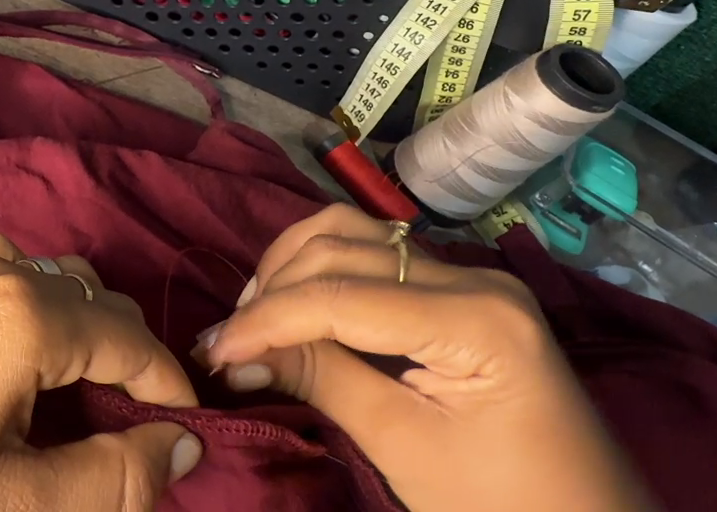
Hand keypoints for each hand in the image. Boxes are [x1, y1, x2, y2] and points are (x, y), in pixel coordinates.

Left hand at [0, 234, 204, 511]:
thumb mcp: (18, 509)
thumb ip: (115, 477)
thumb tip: (188, 446)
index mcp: (26, 310)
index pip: (134, 339)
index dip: (174, 392)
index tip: (198, 444)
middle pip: (98, 301)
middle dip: (131, 361)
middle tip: (141, 438)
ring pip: (54, 287)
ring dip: (86, 337)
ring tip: (88, 413)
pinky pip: (9, 291)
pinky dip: (41, 328)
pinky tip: (26, 386)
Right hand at [195, 205, 655, 511]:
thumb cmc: (503, 507)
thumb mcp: (403, 449)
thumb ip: (318, 379)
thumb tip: (232, 350)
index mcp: (477, 319)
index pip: (340, 297)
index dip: (267, 319)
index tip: (213, 349)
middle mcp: (473, 275)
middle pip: (340, 250)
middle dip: (272, 291)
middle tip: (226, 339)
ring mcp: (468, 274)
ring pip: (350, 232)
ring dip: (291, 264)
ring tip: (255, 313)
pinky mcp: (458, 286)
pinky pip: (371, 251)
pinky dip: (319, 266)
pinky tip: (293, 297)